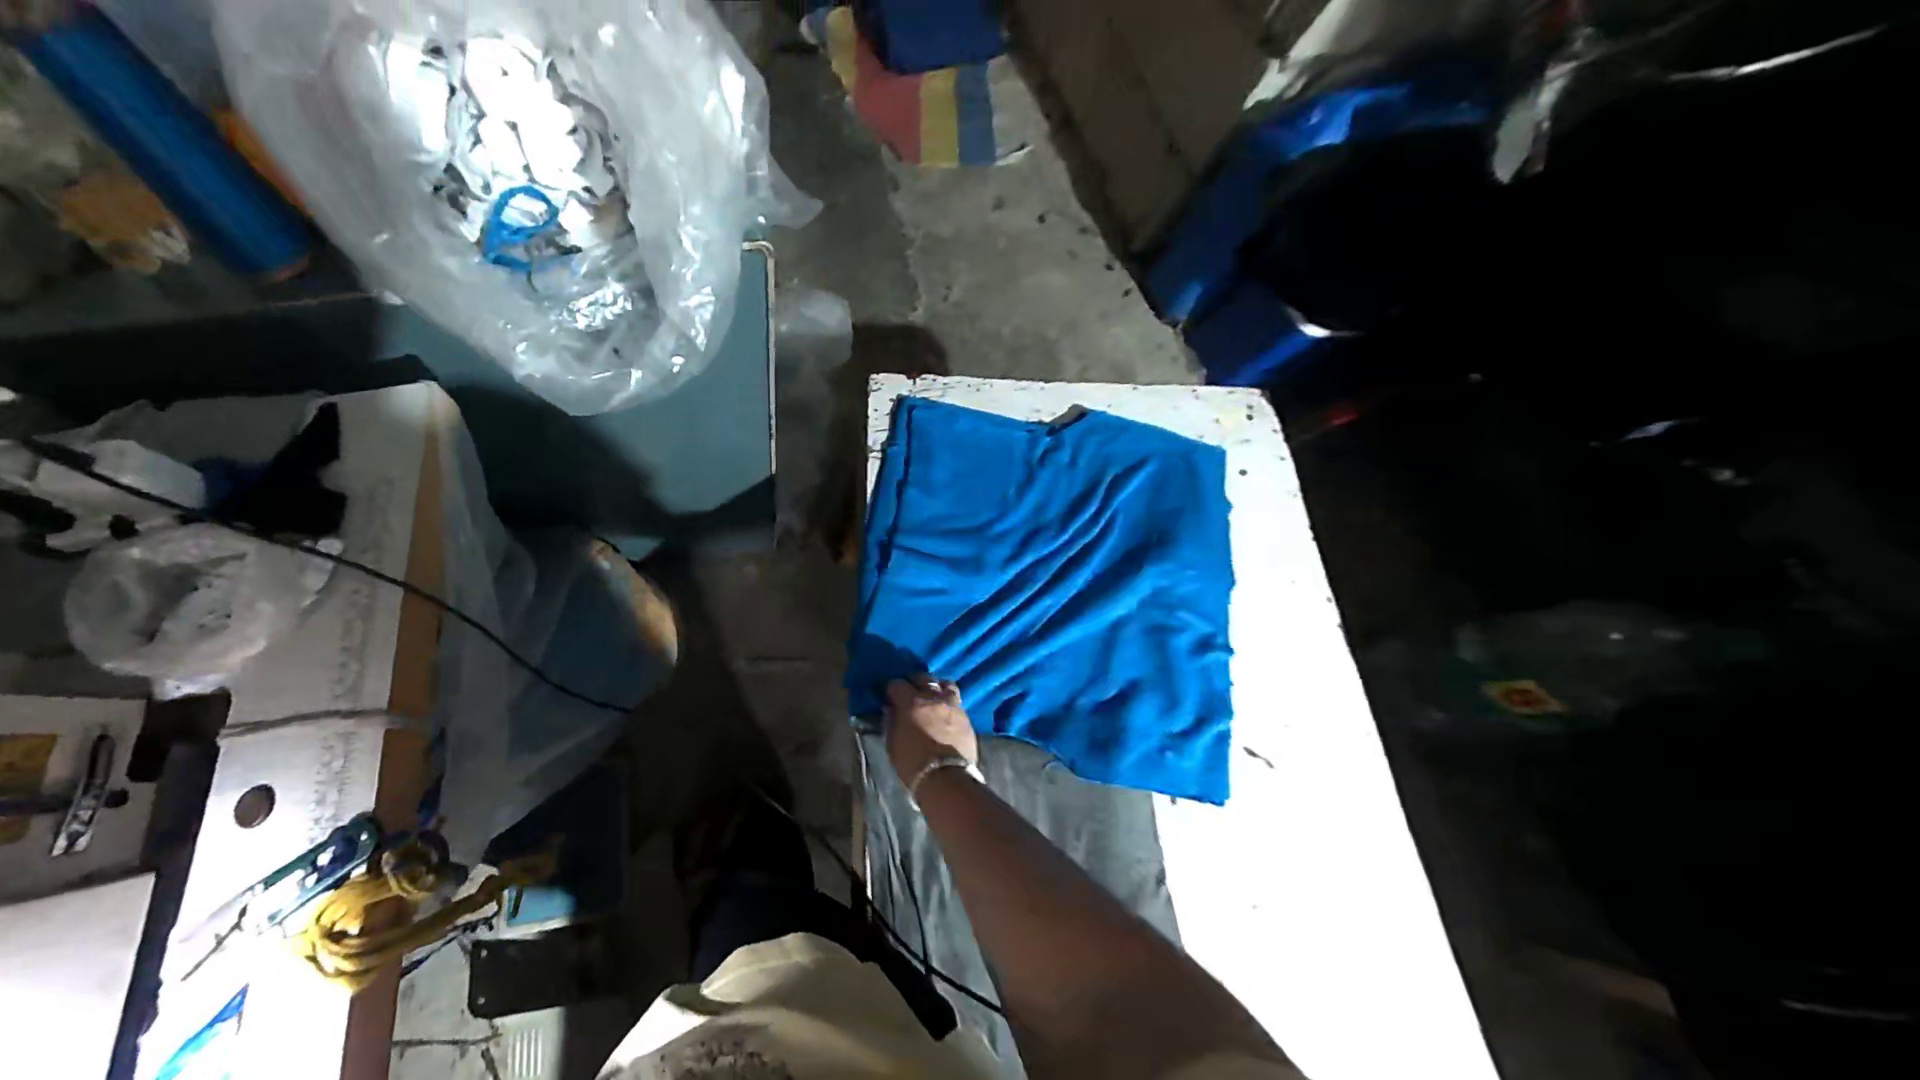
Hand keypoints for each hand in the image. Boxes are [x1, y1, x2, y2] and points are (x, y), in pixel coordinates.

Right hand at [884, 674, 978, 783]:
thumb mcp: (893, 743)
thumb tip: (891, 709)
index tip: (889, 696)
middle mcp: (933, 697)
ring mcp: (953, 705)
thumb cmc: (913, 763)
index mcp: (912, 702)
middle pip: (923, 678)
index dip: (891, 689)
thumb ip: (892, 721)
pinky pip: (956, 701)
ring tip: (932, 697)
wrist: (946, 778)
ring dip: (936, 688)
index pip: (897, 684)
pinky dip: (948, 703)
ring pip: (944, 684)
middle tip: (909, 692)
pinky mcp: (966, 716)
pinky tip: (944, 712)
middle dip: (914, 682)